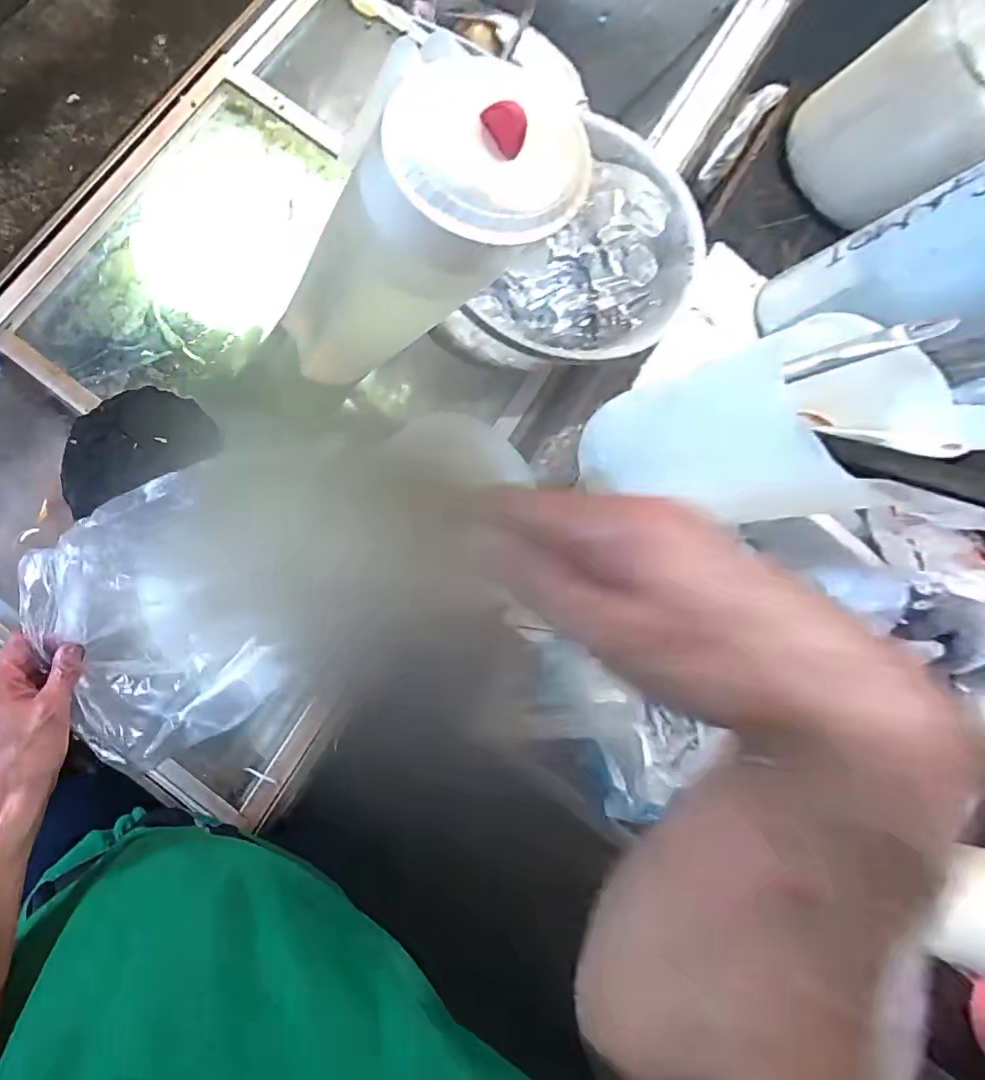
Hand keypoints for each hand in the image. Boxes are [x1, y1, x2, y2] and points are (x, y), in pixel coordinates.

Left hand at [0, 635, 82, 807]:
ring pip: (31, 674)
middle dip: (53, 658)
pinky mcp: (12, 715)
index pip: (20, 640)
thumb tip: (72, 648)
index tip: (72, 649)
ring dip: (53, 676)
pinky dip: (49, 691)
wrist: (19, 795)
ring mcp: (2, 701)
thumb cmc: (32, 754)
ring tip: (77, 681)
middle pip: (26, 656)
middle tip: (79, 665)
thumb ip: (63, 673)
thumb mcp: (54, 708)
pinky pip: (31, 692)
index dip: (47, 640)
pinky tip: (67, 697)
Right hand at [485, 489, 957, 746]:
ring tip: (486, 576)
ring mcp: (669, 526)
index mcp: (618, 521)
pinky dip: (564, 555)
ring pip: (569, 526)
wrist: (836, 695)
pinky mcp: (684, 549)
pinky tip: (554, 586)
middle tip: (448, 564)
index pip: (512, 500)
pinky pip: (599, 539)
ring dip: (528, 545)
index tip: (420, 531)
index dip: (462, 512)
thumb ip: (532, 578)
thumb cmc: (708, 662)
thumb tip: (467, 539)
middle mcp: (643, 509)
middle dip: (493, 531)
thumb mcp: (604, 626)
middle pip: (541, 510)